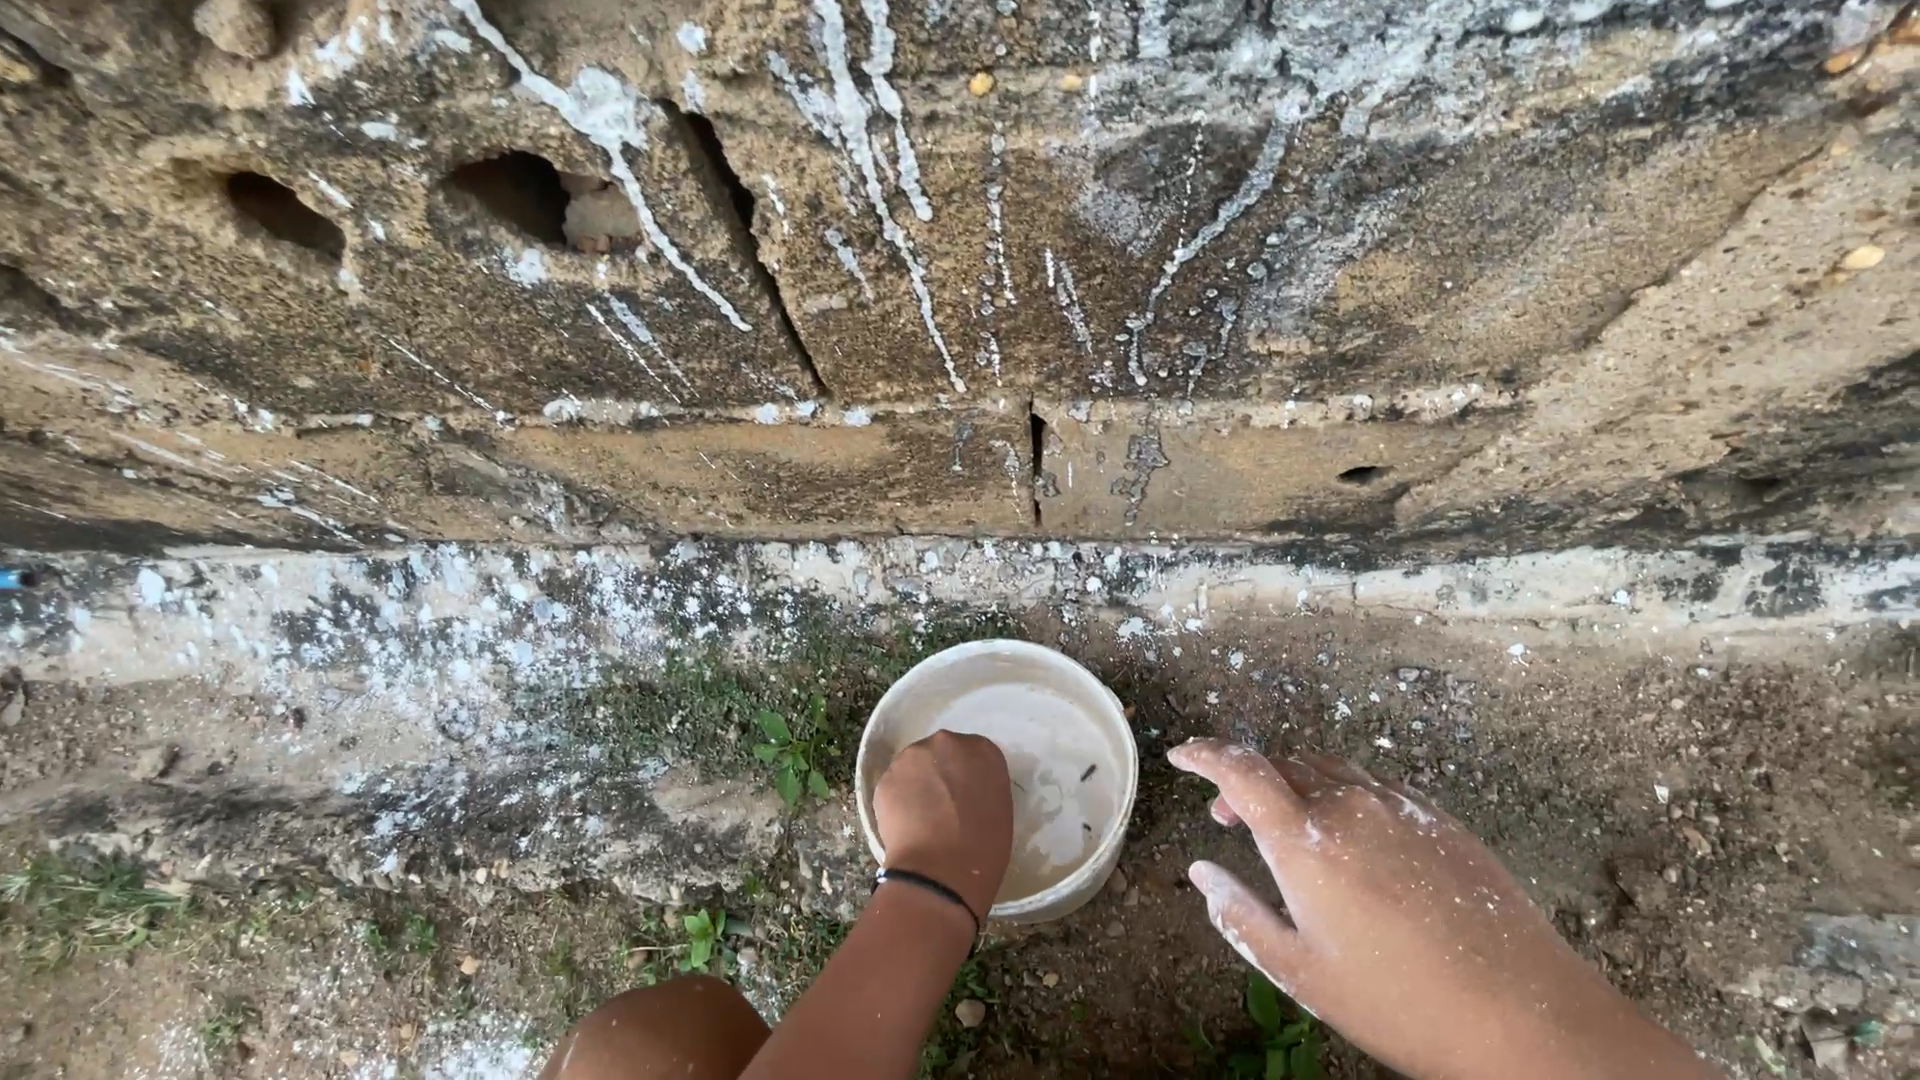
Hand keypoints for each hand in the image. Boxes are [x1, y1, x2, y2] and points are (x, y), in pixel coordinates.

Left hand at [874, 731, 1012, 922]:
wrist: (942, 871)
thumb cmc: (984, 847)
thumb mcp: (999, 808)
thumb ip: (982, 787)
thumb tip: (964, 791)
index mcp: (983, 750)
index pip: (975, 754)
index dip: (967, 775)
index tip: (965, 795)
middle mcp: (947, 743)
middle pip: (942, 752)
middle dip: (940, 773)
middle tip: (942, 804)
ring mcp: (913, 756)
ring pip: (914, 766)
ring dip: (917, 783)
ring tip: (920, 817)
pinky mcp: (886, 776)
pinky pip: (894, 784)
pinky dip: (898, 800)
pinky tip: (905, 824)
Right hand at [1170, 740, 1715, 1079]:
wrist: (1531, 1019)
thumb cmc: (1400, 1002)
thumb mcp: (1302, 973)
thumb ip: (1239, 914)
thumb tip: (1199, 872)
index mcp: (1305, 840)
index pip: (1239, 770)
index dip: (1203, 754)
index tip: (1180, 753)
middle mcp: (1347, 805)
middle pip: (1280, 763)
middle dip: (1243, 779)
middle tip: (1227, 815)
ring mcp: (1397, 807)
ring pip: (1325, 769)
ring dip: (1290, 782)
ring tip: (1284, 822)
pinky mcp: (1437, 818)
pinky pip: (1369, 784)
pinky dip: (1337, 791)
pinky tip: (1347, 833)